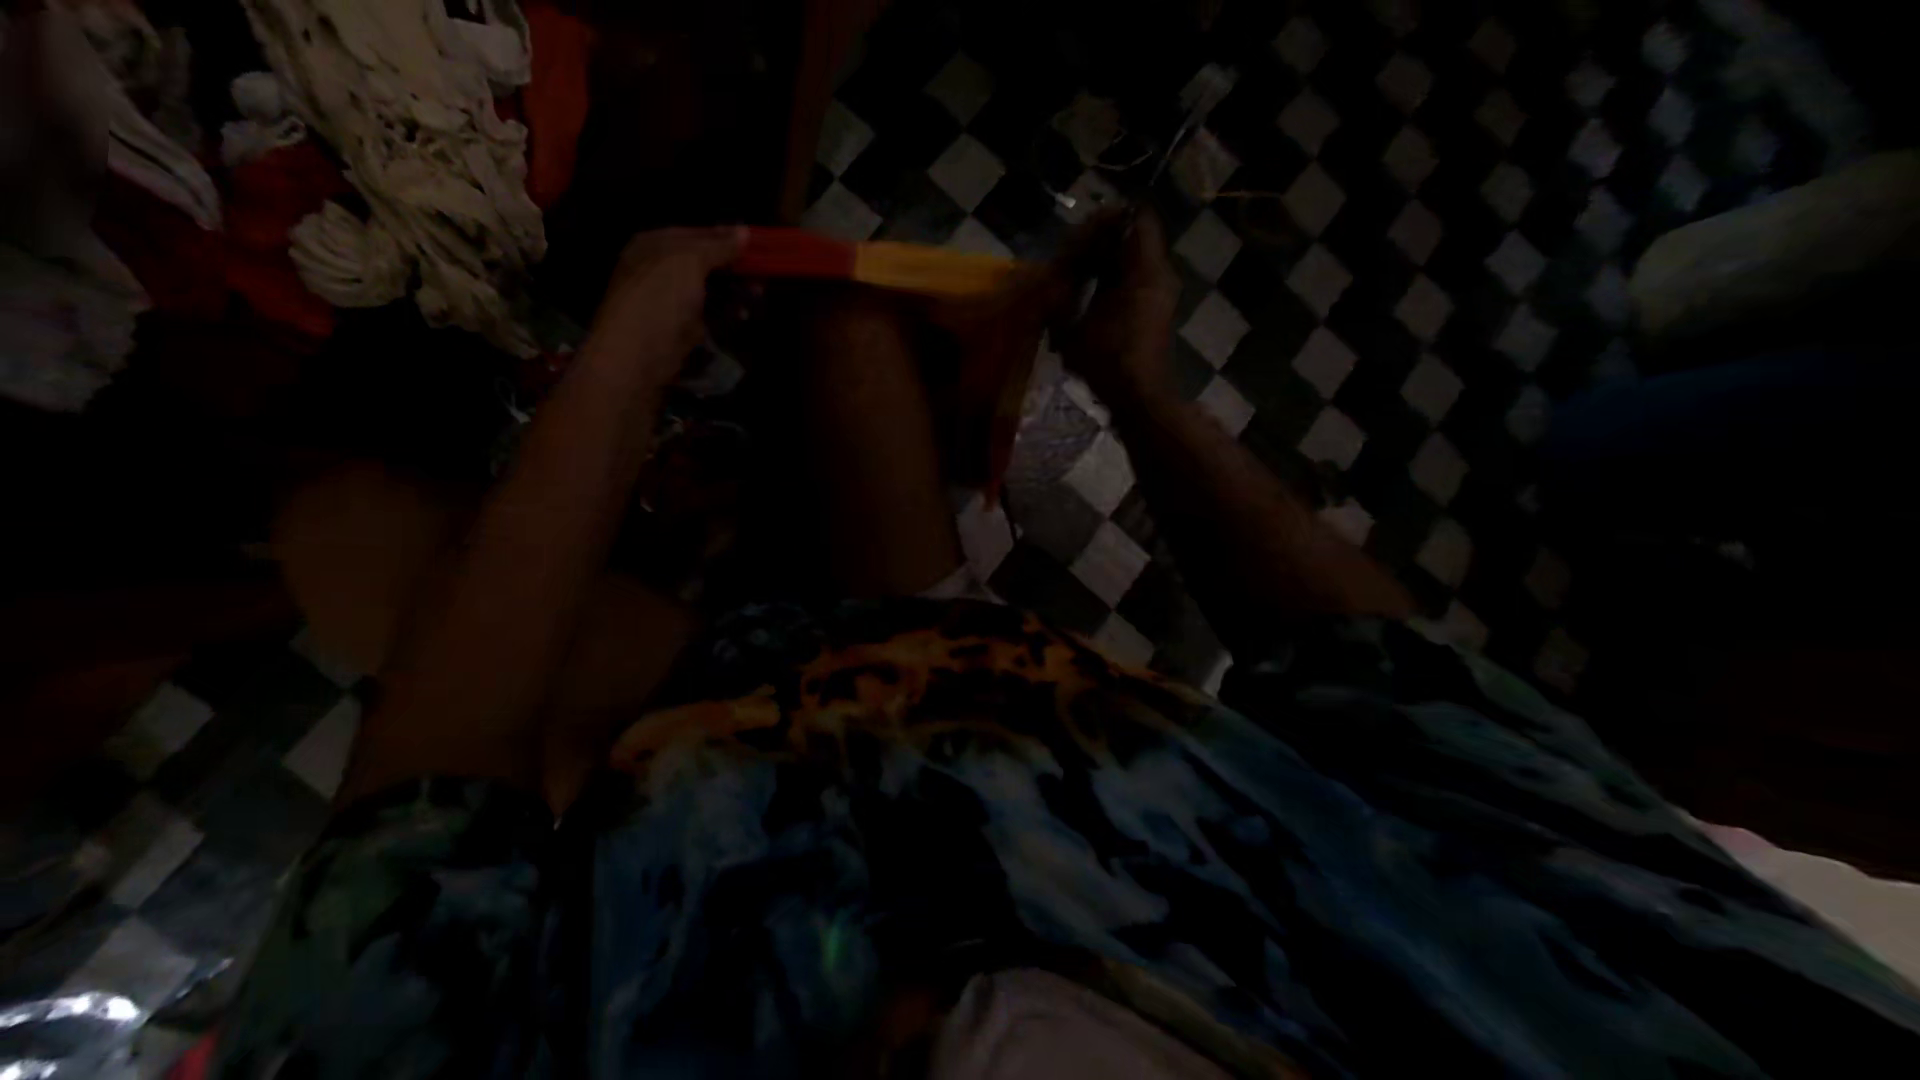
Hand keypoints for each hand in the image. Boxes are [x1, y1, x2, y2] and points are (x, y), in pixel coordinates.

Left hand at [587, 226, 747, 380]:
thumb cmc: (660, 297)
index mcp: (654, 244)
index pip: (695, 233)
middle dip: (733, 267)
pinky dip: (726, 315)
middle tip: (762, 272)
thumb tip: (745, 232)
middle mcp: (659, 269)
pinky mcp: (680, 329)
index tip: (755, 243)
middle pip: (704, 263)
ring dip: (734, 292)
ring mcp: (670, 301)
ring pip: (709, 290)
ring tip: (758, 294)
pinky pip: (709, 316)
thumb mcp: (688, 260)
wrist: (640, 353)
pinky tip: (742, 316)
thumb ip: (717, 246)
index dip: (724, 237)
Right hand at [1051, 209, 1179, 405]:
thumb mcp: (1072, 331)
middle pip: (1131, 237)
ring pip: (1131, 259)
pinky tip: (1085, 295)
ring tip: (1072, 275)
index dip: (1106, 218)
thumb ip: (1058, 300)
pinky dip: (1110, 280)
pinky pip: (1132, 279)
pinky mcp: (1154, 309)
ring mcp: (1159, 292)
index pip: (1135, 218)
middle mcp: (1158, 274)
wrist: (1141, 400)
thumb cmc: (1109, 363)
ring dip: (1103, 262)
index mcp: (1144, 270)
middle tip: (1068, 254)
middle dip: (1099, 241)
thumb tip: (1048, 282)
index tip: (1079, 231)